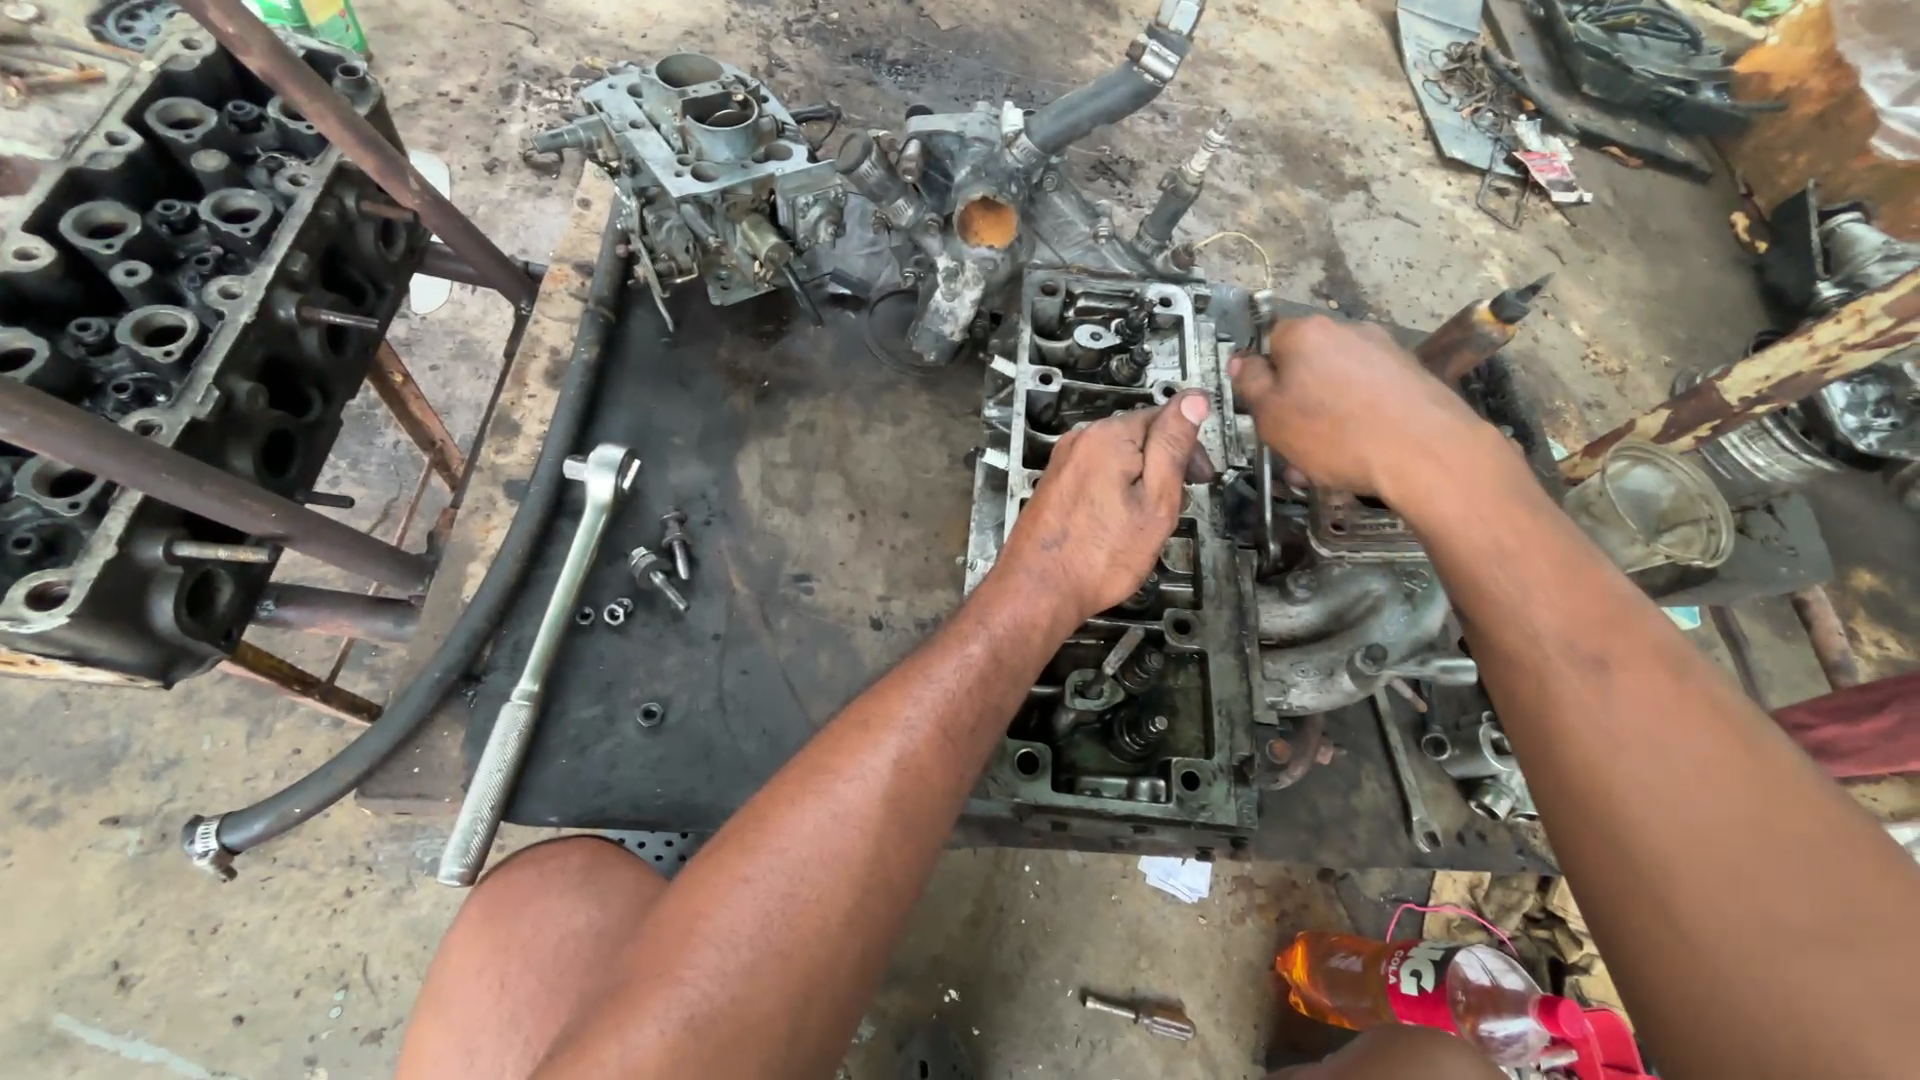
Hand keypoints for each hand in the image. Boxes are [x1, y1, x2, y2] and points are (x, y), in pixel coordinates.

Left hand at [992, 391, 1209, 627]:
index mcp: (1108, 437)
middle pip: (1139, 436)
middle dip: (1165, 464)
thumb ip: (1174, 446)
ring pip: (1118, 458)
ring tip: (1149, 518)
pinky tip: (1120, 523)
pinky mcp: (1055, 485)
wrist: (1038, 591)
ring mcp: (1063, 463)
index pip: (1165, 416)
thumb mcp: (1155, 501)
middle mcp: (1080, 441)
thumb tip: (1194, 400)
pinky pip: (1096, 476)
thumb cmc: (1097, 557)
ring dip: (1141, 480)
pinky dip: (1115, 492)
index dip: (1190, 447)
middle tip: (1179, 503)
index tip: (1201, 476)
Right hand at [1231, 316, 1486, 496]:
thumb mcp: (1271, 416)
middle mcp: (1347, 331)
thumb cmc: (1335, 434)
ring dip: (1323, 419)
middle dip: (1294, 404)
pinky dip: (1356, 421)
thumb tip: (1242, 360)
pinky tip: (1356, 456)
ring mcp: (1384, 352)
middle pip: (1305, 366)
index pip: (1268, 342)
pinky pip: (1367, 397)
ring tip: (1322, 463)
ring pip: (1335, 386)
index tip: (1261, 410)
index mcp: (1306, 333)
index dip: (1260, 378)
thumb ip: (1250, 384)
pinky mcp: (1411, 376)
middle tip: (1289, 447)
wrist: (1426, 454)